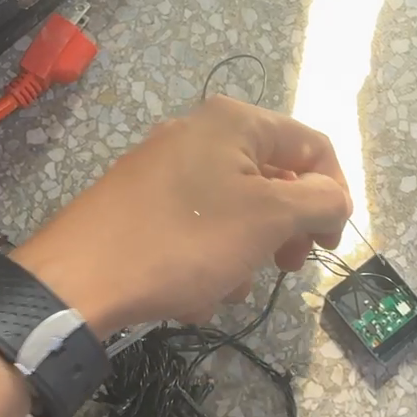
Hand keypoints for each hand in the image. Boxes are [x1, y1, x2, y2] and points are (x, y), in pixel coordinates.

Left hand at [12, 95, 351, 332]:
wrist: (80, 278)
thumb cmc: (184, 240)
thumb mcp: (267, 218)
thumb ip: (319, 201)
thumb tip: (335, 198)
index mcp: (234, 122)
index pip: (313, 147)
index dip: (333, 195)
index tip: (328, 245)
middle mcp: (199, 135)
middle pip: (272, 181)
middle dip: (282, 233)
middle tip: (284, 268)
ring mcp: (165, 170)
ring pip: (234, 215)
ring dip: (240, 258)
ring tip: (222, 288)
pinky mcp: (141, 206)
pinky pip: (195, 232)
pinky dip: (204, 264)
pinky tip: (188, 294)